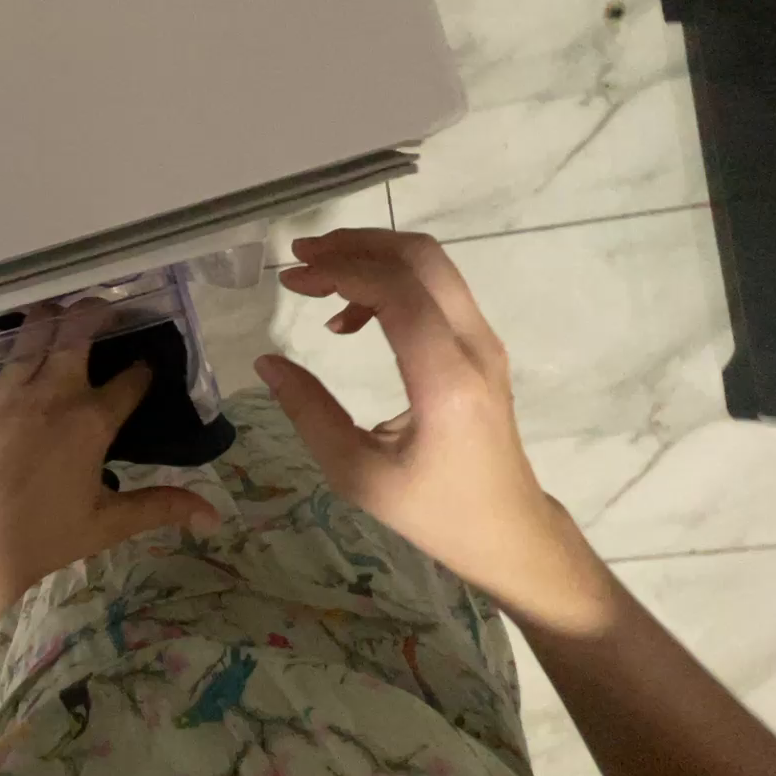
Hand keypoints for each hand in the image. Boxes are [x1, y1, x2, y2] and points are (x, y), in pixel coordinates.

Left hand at [0, 301, 218, 616]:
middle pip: (81, 328)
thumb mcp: (107, 524)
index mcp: (91, 420)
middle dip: (99, 311)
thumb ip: (160, 507)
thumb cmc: (42, 537)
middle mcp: (53, 390)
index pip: (131, 378)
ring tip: (60, 314)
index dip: (144, 369)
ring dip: (52, 314)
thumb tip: (213, 513)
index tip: (146, 367)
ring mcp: (8, 386)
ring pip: (34, 327)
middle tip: (106, 311)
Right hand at [254, 229, 612, 633]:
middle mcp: (473, 346)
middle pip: (420, 258)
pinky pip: (434, 288)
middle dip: (355, 244)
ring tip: (317, 276)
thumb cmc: (433, 510)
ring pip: (430, 265)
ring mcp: (482, 341)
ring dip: (371, 256)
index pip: (396, 292)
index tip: (290, 279)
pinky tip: (348, 318)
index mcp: (444, 380)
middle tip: (301, 256)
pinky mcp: (478, 345)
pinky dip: (386, 282)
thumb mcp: (356, 473)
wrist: (509, 530)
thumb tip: (266, 361)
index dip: (339, 271)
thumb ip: (308, 412)